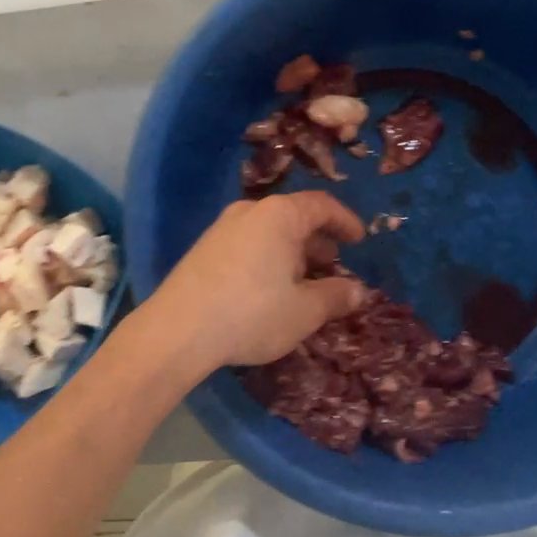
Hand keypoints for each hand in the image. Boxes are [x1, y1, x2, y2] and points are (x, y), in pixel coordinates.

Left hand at [139, 192, 366, 377]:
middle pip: (293, 217)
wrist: (177, 331)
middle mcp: (249, 212)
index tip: (360, 240)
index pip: (321, 205)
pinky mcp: (203, 251)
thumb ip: (335, 297)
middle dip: (318, 241)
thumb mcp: (304, 311)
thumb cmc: (252, 314)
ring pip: (268, 233)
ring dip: (292, 252)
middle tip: (334, 267)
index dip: (345, 221)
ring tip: (304, 283)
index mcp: (279, 215)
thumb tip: (358, 290)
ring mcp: (221, 229)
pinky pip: (248, 245)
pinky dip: (268, 259)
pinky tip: (269, 291)